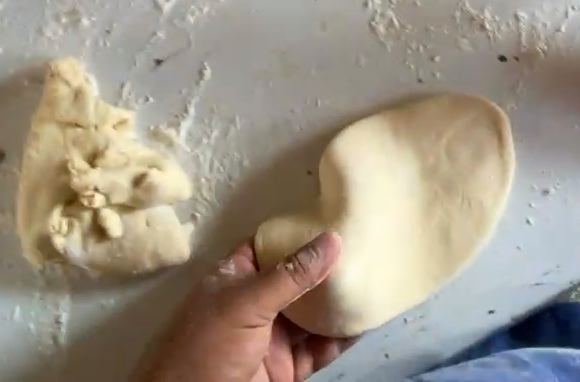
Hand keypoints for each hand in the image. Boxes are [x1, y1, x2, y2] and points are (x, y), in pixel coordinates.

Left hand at [132, 232, 353, 381]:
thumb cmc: (205, 351)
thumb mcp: (244, 305)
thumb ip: (291, 274)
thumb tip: (334, 237)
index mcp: (236, 278)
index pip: (272, 244)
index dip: (300, 230)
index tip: (336, 213)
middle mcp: (255, 303)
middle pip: (298, 277)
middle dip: (328, 264)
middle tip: (367, 244)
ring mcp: (271, 337)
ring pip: (313, 312)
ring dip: (339, 300)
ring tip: (374, 277)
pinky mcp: (285, 369)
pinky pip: (318, 347)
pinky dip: (341, 337)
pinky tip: (365, 320)